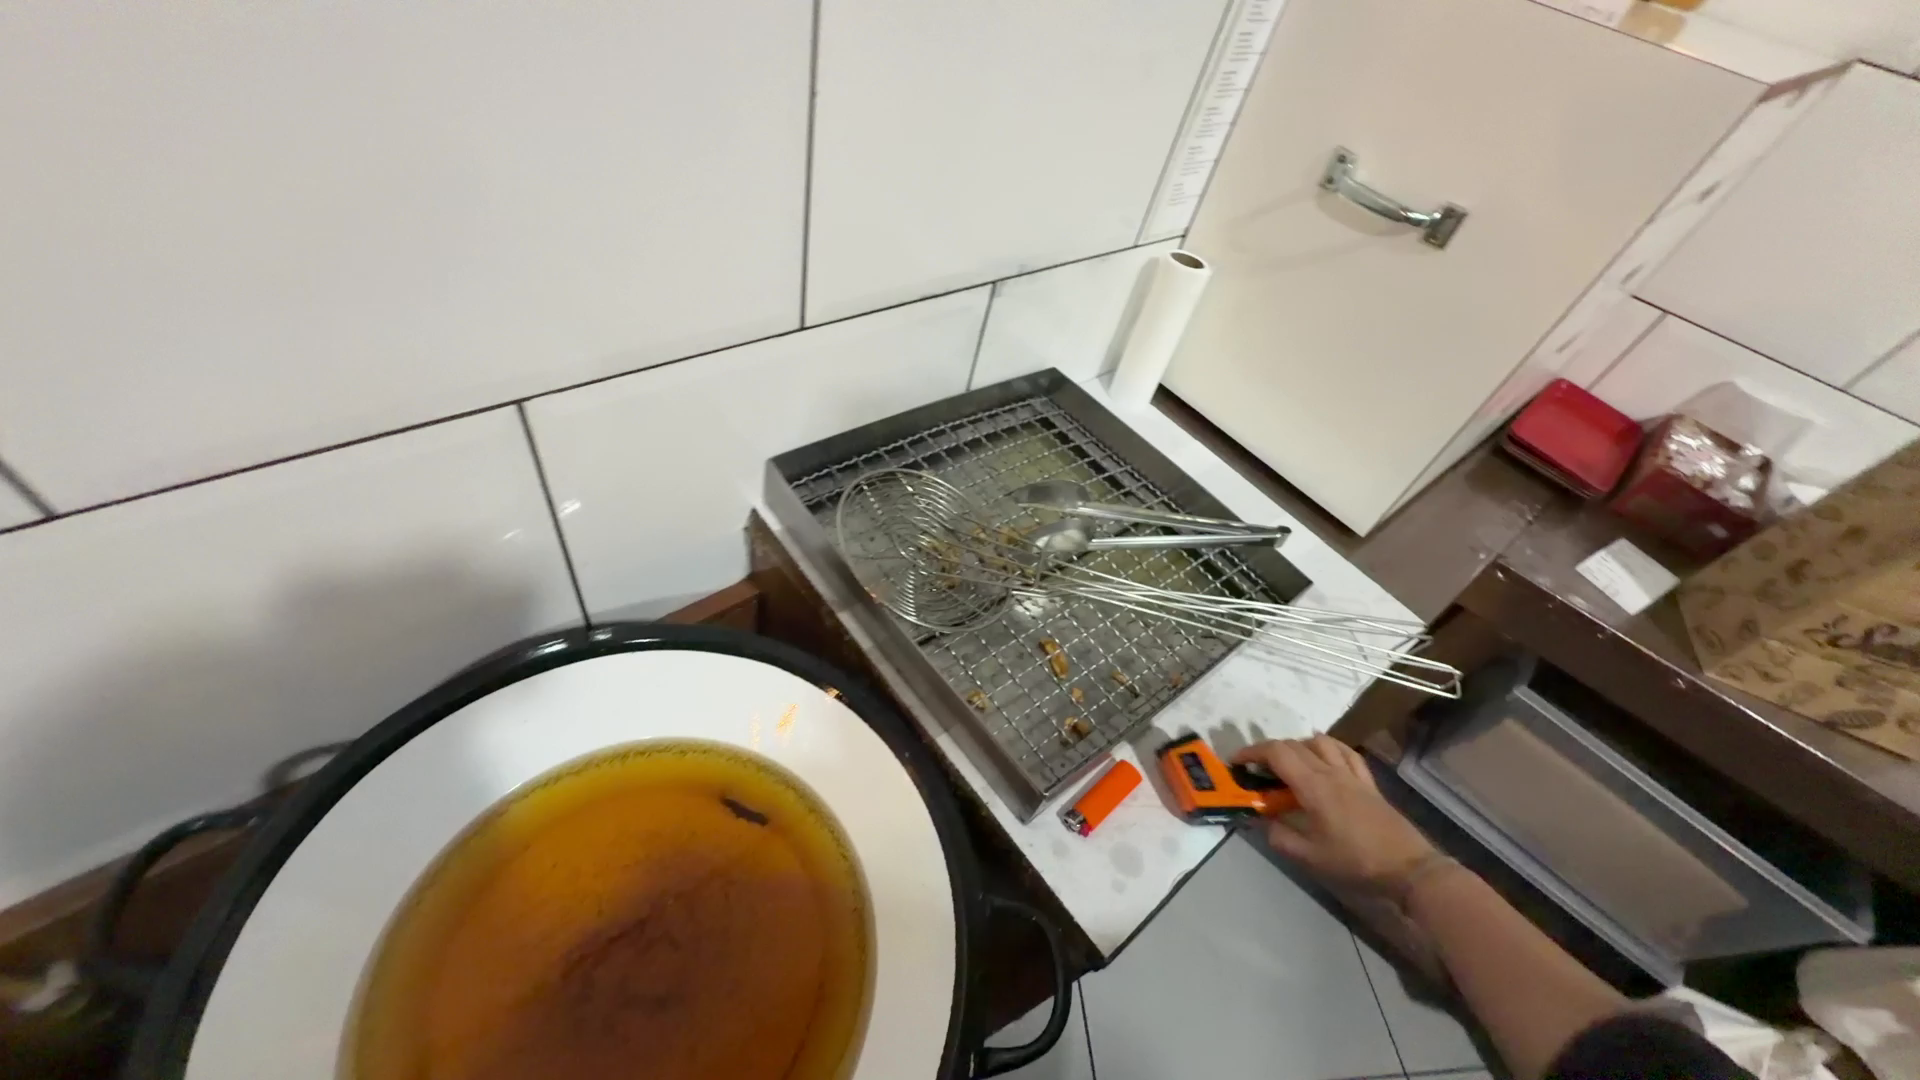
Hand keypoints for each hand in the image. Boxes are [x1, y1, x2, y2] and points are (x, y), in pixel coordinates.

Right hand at [1233, 736, 1438, 895]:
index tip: (1236, 763)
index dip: (1252, 752)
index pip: (1277, 753)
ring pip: (1321, 742)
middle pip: (1294, 745)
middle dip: (1269, 750)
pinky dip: (1329, 748)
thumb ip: (1279, 836)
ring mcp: (1352, 775)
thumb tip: (1262, 820)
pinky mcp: (1369, 783)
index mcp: (1314, 786)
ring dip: (1298, 745)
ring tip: (1289, 762)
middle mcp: (1331, 772)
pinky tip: (1324, 758)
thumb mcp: (1309, 857)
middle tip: (1256, 769)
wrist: (1408, 868)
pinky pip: (1347, 753)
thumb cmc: (1355, 862)